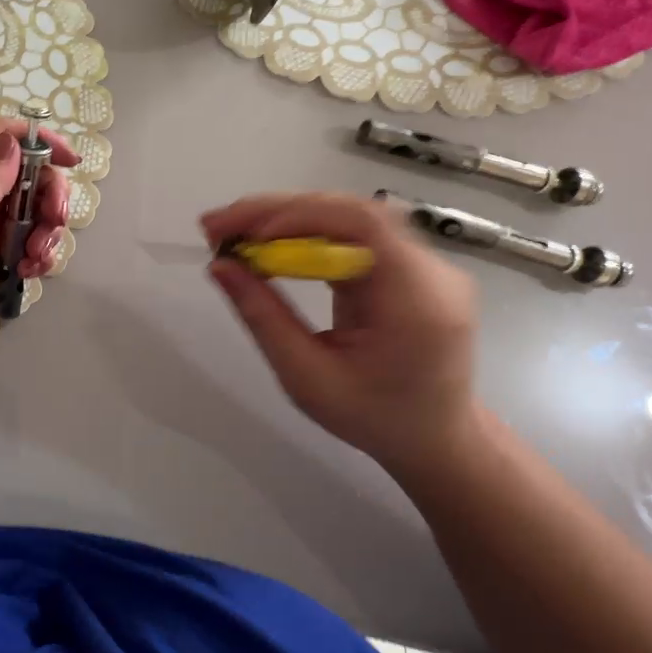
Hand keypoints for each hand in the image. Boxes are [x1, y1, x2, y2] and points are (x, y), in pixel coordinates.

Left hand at [0, 118, 78, 369]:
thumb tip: (11, 141)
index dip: (37, 140)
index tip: (70, 159)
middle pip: (26, 175)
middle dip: (49, 195)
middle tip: (54, 221)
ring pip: (33, 210)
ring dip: (46, 230)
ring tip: (36, 258)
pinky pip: (29, 241)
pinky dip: (38, 254)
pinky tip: (30, 272)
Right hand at [200, 193, 481, 472]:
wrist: (436, 439)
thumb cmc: (374, 417)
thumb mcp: (306, 377)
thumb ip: (263, 317)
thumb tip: (219, 265)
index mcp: (417, 302)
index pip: (363, 226)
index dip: (299, 216)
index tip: (244, 235)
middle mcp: (430, 272)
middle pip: (349, 213)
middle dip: (276, 212)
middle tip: (215, 227)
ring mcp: (422, 266)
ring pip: (345, 216)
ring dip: (283, 218)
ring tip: (230, 232)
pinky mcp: (405, 266)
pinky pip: (348, 233)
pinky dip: (300, 232)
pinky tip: (264, 244)